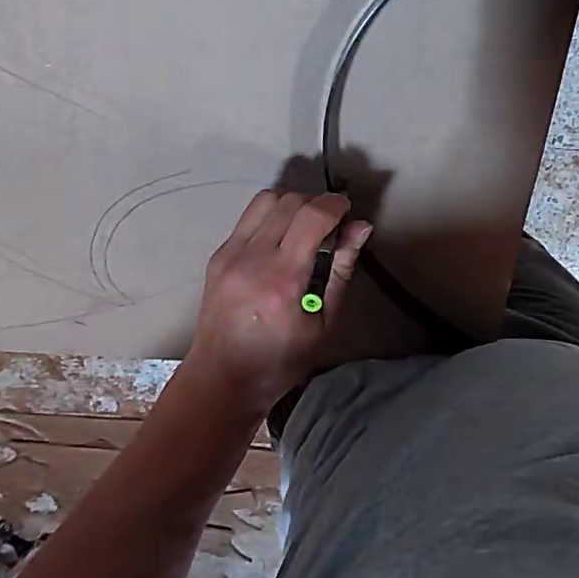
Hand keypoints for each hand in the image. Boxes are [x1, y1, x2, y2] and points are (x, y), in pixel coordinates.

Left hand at [186, 190, 371, 409]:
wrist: (223, 377)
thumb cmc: (281, 360)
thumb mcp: (323, 322)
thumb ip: (341, 269)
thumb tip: (360, 226)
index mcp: (282, 280)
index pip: (311, 217)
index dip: (334, 205)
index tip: (346, 210)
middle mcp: (252, 258)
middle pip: (289, 201)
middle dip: (315, 203)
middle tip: (329, 224)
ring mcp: (230, 253)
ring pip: (265, 200)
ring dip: (291, 204)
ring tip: (304, 226)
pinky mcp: (218, 254)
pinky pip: (248, 217)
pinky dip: (270, 216)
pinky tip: (279, 239)